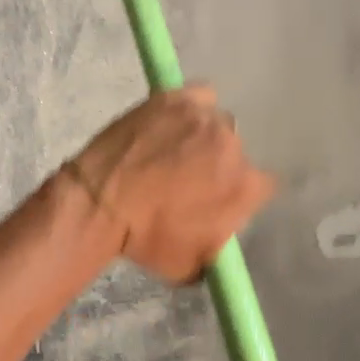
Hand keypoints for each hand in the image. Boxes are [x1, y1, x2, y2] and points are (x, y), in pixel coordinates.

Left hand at [67, 86, 275, 282]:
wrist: (100, 203)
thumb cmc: (145, 239)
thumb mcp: (192, 264)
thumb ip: (219, 245)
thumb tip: (220, 235)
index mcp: (246, 187)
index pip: (259, 186)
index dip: (235, 193)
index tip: (214, 198)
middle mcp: (234, 147)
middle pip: (235, 151)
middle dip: (215, 163)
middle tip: (185, 176)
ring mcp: (205, 118)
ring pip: (215, 123)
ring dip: (200, 135)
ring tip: (170, 148)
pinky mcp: (176, 98)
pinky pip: (198, 96)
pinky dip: (189, 107)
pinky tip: (171, 119)